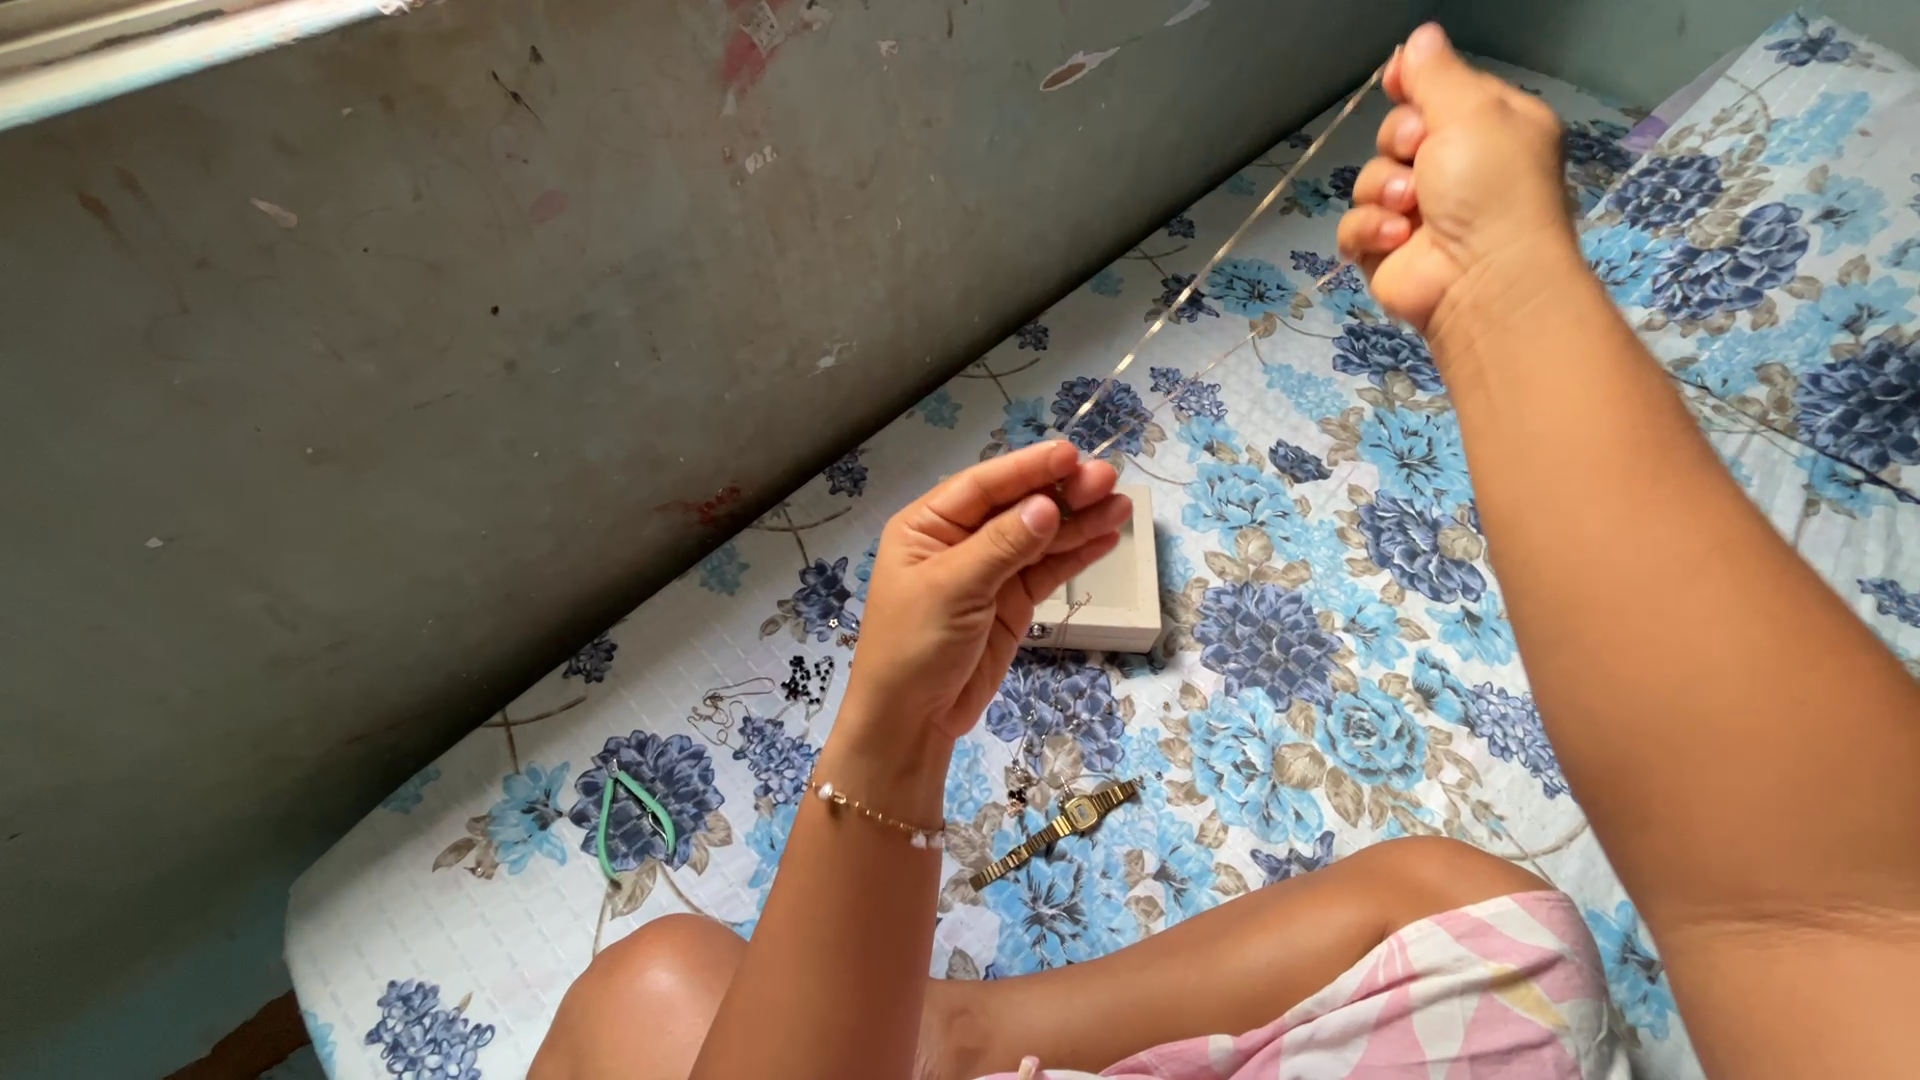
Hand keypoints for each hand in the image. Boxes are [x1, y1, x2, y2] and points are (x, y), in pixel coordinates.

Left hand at [846, 441, 1130, 742]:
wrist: (912, 719)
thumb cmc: (914, 645)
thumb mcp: (952, 589)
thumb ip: (1001, 546)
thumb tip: (1046, 506)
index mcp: (928, 525)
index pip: (983, 486)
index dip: (1028, 468)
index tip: (1071, 455)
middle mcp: (960, 541)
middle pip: (1017, 507)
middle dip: (1061, 493)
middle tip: (1108, 478)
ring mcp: (989, 572)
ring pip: (1039, 538)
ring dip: (1079, 522)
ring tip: (1121, 505)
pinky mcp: (1011, 603)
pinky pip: (1047, 571)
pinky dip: (1075, 556)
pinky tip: (1107, 538)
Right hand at [1337, 23, 1574, 337]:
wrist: (1479, 276)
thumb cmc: (1489, 187)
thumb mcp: (1472, 113)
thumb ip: (1437, 75)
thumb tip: (1418, 37)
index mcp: (1485, 127)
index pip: (1438, 93)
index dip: (1413, 85)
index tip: (1395, 80)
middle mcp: (1450, 167)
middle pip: (1394, 134)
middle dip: (1398, 143)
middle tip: (1419, 155)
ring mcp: (1415, 212)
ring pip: (1369, 181)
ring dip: (1383, 192)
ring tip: (1408, 210)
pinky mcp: (1383, 249)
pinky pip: (1353, 227)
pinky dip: (1368, 231)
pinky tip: (1394, 239)